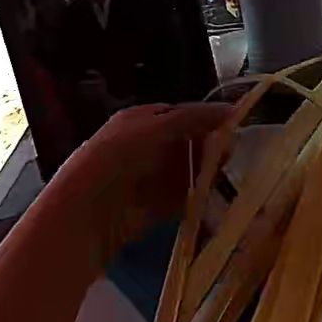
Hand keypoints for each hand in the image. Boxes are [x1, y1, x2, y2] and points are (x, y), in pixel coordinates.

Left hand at [61, 102, 233, 244]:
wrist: (85, 212)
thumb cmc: (120, 156)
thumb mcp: (157, 125)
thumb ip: (194, 117)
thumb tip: (231, 109)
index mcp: (141, 120)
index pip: (183, 114)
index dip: (208, 119)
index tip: (236, 126)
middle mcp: (144, 146)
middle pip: (187, 143)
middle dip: (210, 148)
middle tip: (234, 153)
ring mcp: (147, 178)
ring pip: (187, 171)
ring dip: (207, 174)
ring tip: (229, 175)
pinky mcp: (151, 208)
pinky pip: (182, 199)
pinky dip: (198, 199)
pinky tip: (215, 198)